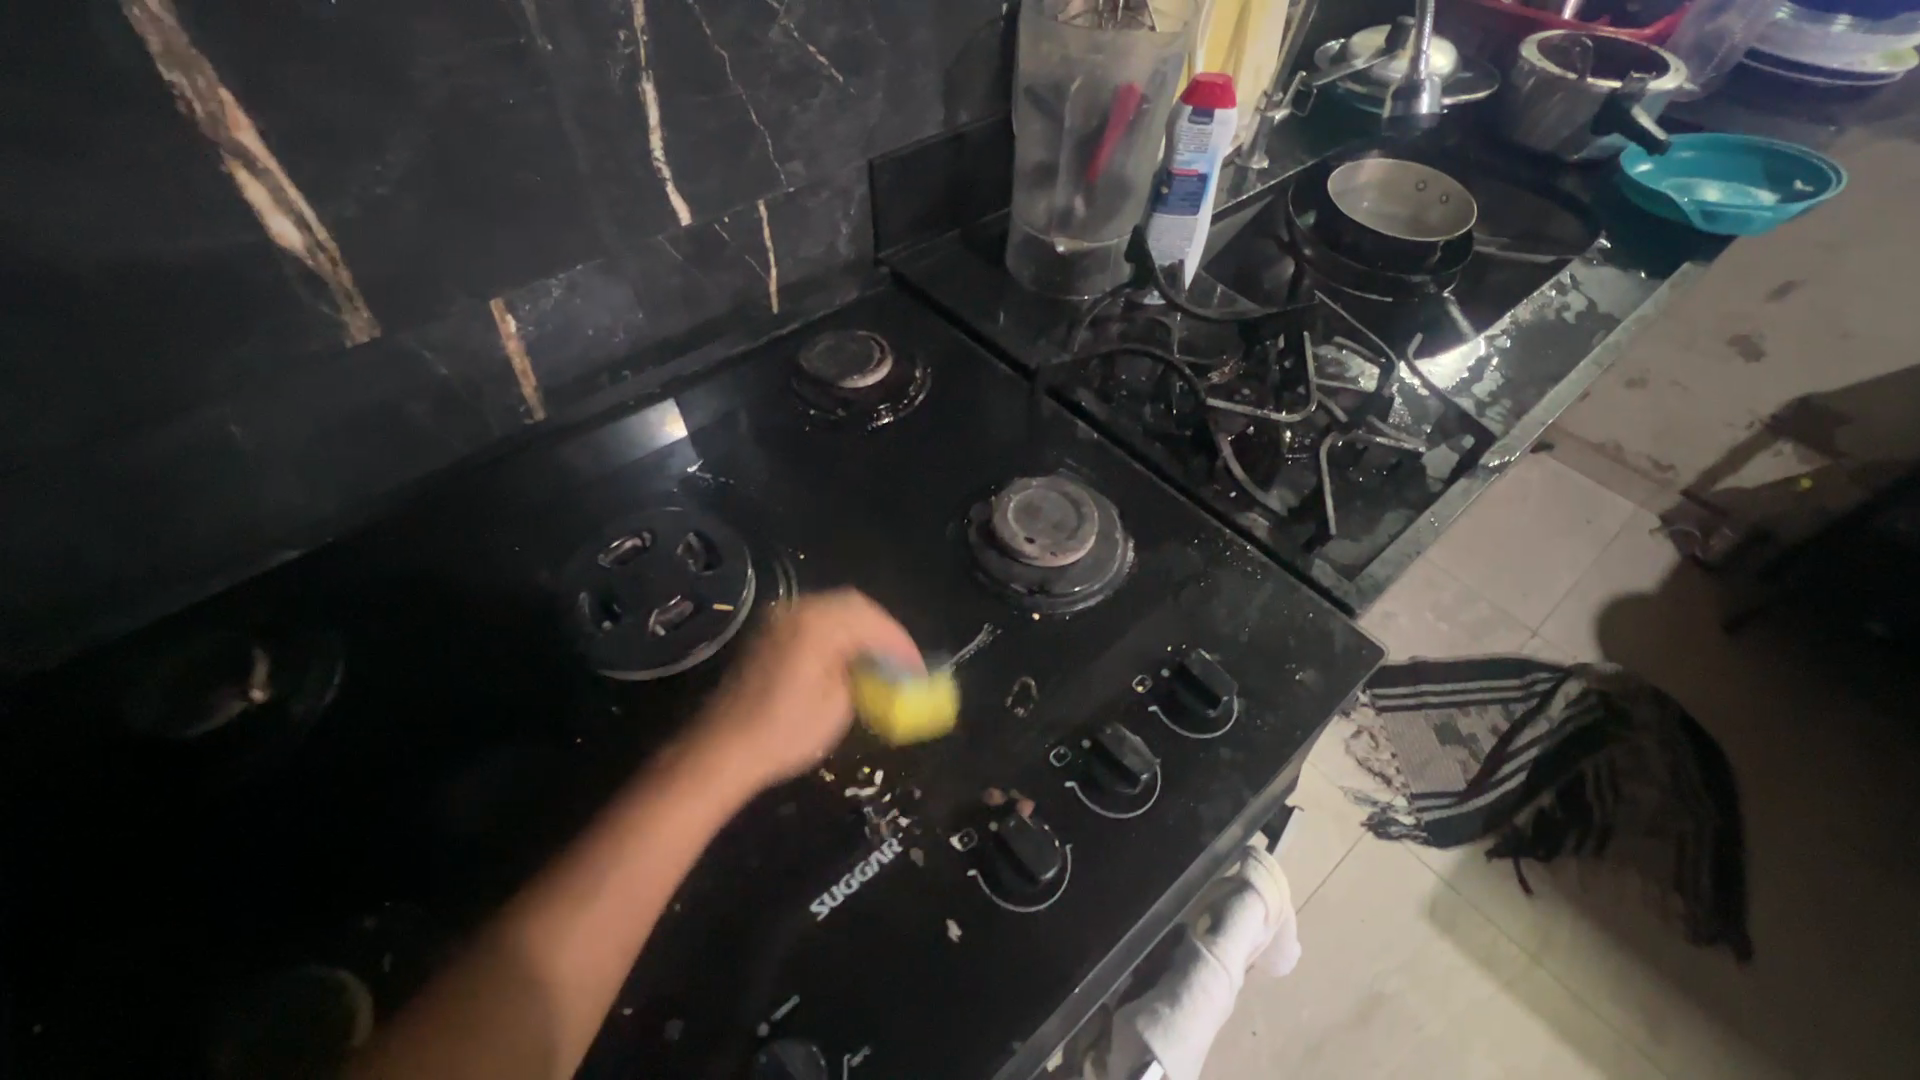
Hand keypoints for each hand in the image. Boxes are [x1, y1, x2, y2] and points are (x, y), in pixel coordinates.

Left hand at [690, 589, 921, 791]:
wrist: (722, 749)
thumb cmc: (785, 732)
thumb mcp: (839, 706)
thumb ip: (865, 677)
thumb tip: (879, 669)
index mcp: (818, 624)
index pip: (875, 621)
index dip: (902, 645)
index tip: (918, 670)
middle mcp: (798, 610)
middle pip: (855, 606)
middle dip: (883, 632)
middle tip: (901, 661)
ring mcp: (779, 619)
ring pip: (833, 610)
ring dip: (860, 631)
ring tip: (879, 662)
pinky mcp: (768, 634)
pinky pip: (813, 621)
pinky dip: (837, 634)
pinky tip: (847, 660)